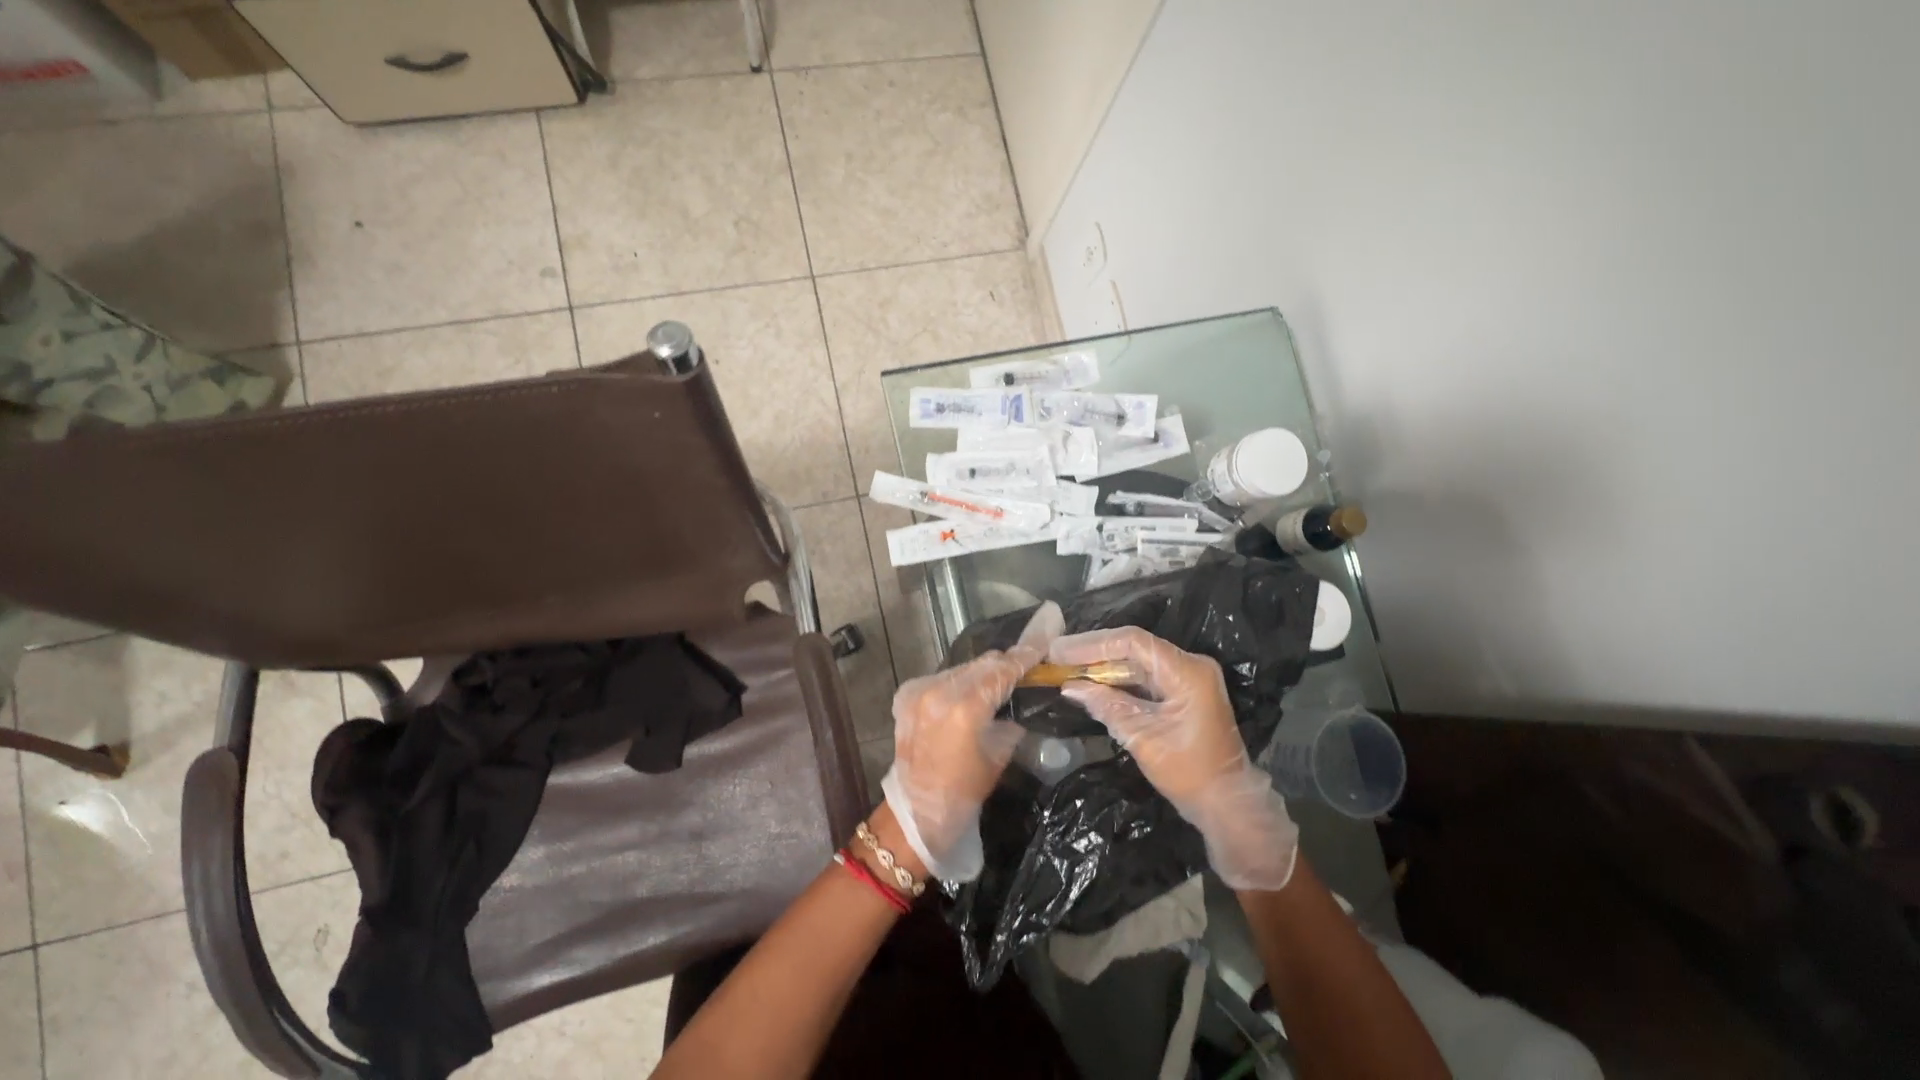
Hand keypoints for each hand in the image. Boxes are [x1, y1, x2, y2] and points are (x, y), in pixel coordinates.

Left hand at [881, 600, 1062, 881]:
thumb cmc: (964, 792)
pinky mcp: (906, 695)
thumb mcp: (998, 755)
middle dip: (1007, 663)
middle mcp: (939, 691)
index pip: (1002, 670)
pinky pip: (943, 678)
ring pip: (963, 668)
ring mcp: (919, 691)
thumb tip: (1020, 701)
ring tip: (1002, 681)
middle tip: (1030, 662)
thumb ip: (1010, 719)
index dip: (1027, 653)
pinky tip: (972, 694)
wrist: (915, 812)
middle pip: (983, 664)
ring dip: (983, 673)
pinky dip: (961, 682)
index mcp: (964, 707)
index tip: (1047, 636)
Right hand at [1051, 626, 1298, 890]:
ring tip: (1066, 664)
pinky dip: (1118, 678)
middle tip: (1056, 654)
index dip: (1093, 644)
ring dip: (1103, 663)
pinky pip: (1146, 675)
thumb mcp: (1142, 739)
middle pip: (1134, 646)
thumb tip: (1070, 687)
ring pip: (1138, 660)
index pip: (1133, 643)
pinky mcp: (1183, 690)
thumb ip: (1107, 706)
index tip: (1060, 650)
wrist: (1226, 801)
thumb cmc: (1188, 773)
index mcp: (1187, 672)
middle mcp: (1190, 665)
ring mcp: (1188, 676)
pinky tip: (1090, 679)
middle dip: (1094, 650)